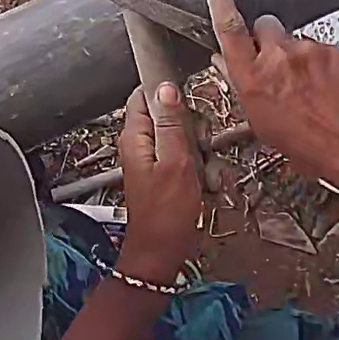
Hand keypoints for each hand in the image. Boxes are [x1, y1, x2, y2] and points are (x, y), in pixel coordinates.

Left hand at [115, 83, 202, 284]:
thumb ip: (171, 123)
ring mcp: (154, 158)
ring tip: (202, 167)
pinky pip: (186, 156)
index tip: (188, 106)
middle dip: (190, 125)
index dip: (168, 93)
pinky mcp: (166, 172)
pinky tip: (203, 180)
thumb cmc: (166, 212)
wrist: (162, 251)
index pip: (144, 95)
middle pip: (168, 114)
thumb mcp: (175, 162)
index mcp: (135, 136)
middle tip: (199, 144)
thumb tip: (166, 88)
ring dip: (199, 148)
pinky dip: (198, 165)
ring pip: (182, 136)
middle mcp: (141, 143)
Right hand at [206, 0, 338, 189]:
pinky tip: (327, 87)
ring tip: (308, 87)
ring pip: (294, 39)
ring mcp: (308, 51)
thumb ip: (243, 85)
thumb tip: (225, 63)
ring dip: (296, 55)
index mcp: (253, 78)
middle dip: (266, 38)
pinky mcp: (333, 50)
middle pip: (264, 26)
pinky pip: (319, 48)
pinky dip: (320, 63)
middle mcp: (278, 58)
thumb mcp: (263, 123)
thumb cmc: (311, 146)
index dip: (220, 5)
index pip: (229, 28)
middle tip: (276, 63)